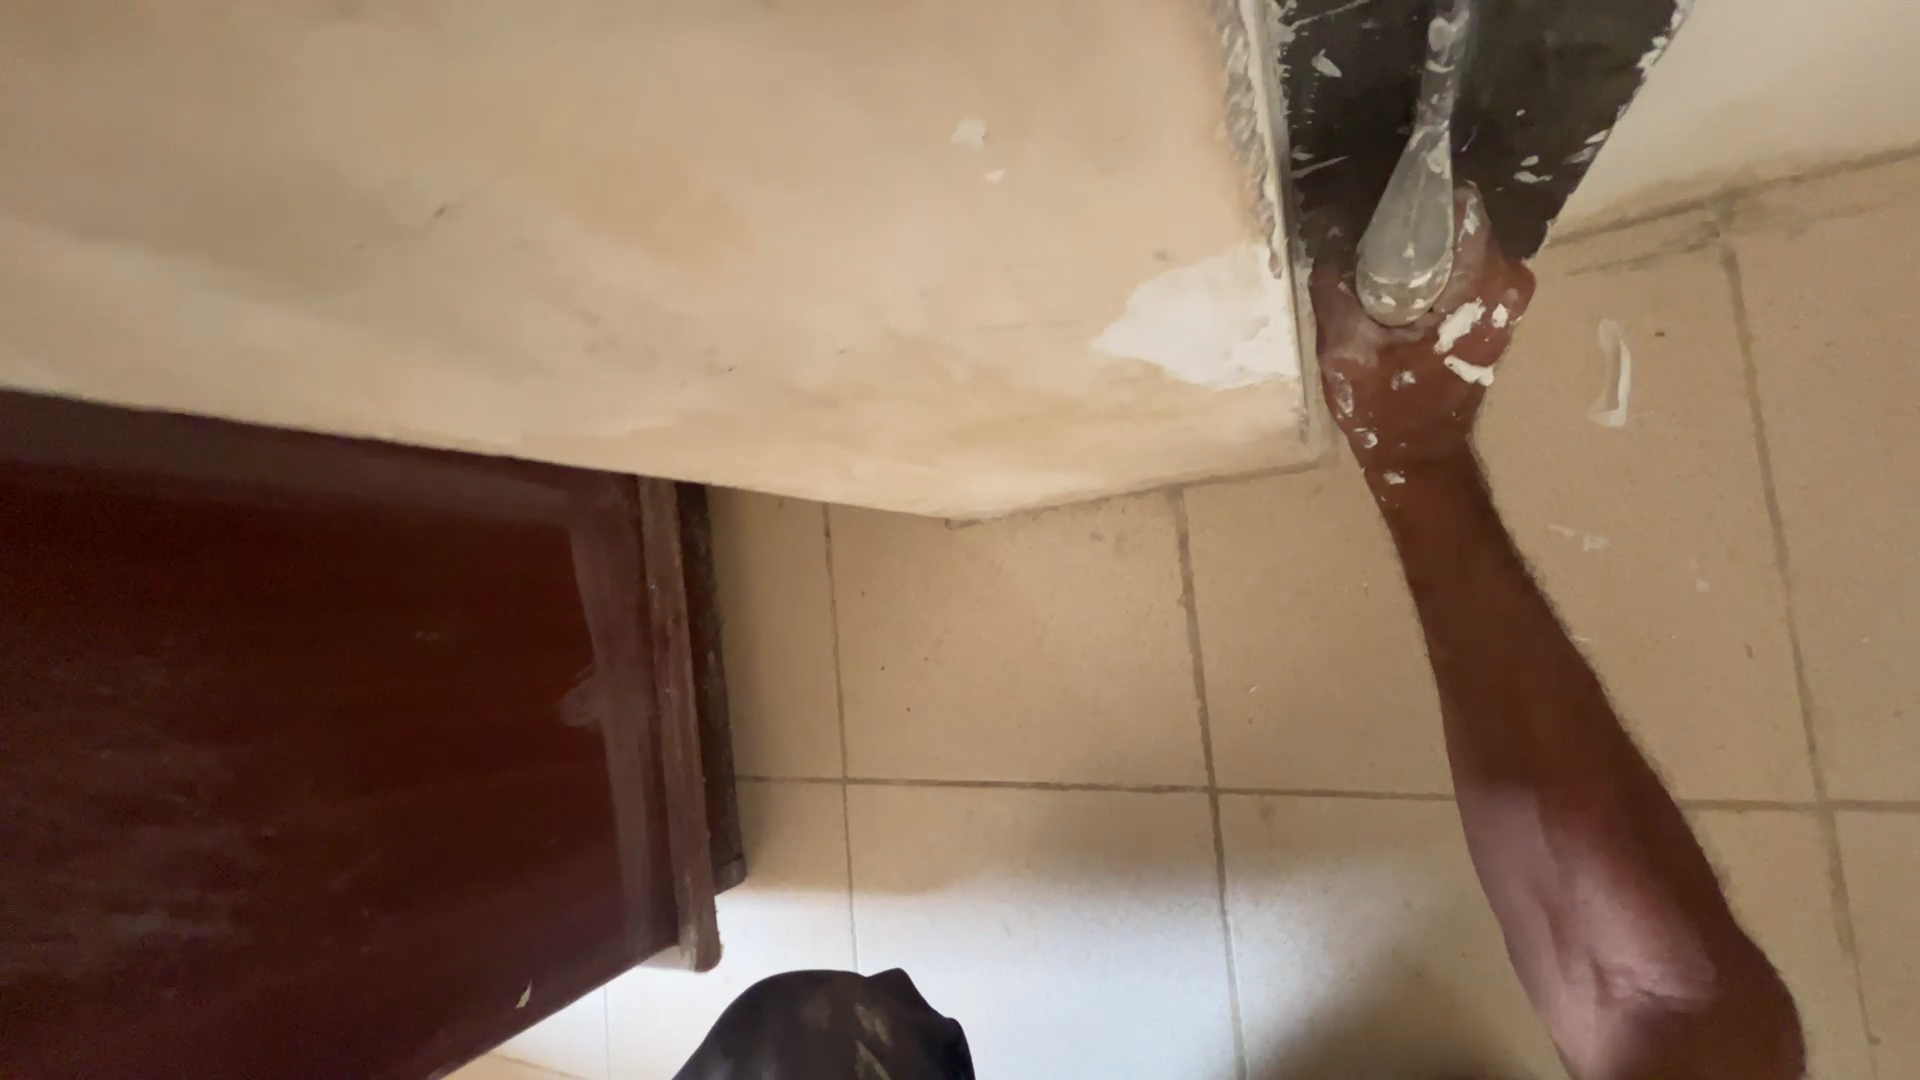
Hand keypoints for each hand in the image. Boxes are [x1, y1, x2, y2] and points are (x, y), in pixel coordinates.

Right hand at [1310, 185, 1536, 477]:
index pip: (1458, 207)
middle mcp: (1508, 280)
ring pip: (1454, 244)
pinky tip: (1387, 290)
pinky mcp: (1493, 306)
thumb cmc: (1385, 410)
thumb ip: (1334, 293)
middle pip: (1454, 224)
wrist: (1417, 454)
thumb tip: (1329, 243)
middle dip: (1406, 230)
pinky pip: (1457, 266)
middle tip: (1360, 249)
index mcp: (1481, 284)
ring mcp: (1505, 293)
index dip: (1410, 201)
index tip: (1371, 206)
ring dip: (1413, 252)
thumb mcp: (1344, 353)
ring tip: (1367, 269)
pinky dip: (1424, 271)